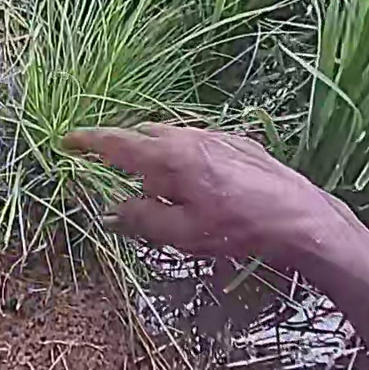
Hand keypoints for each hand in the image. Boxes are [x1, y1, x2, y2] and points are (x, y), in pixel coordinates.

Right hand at [63, 124, 367, 266]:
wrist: (301, 218)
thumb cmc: (237, 229)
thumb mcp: (181, 234)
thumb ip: (140, 219)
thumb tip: (110, 212)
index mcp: (168, 156)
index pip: (116, 142)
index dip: (87, 141)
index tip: (66, 140)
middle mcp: (188, 136)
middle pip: (142, 134)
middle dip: (122, 149)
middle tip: (111, 171)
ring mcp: (215, 135)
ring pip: (170, 136)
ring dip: (153, 153)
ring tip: (155, 182)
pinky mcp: (238, 141)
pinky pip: (195, 141)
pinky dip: (180, 154)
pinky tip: (194, 181)